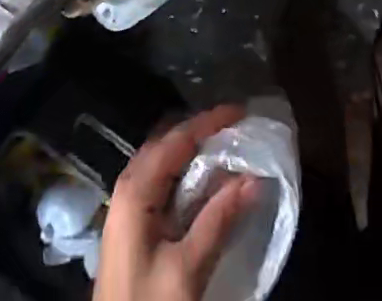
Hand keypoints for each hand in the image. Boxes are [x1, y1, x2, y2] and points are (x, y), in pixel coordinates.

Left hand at [95, 105, 260, 300]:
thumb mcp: (187, 268)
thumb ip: (219, 219)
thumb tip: (253, 177)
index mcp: (136, 188)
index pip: (177, 138)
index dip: (210, 121)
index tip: (243, 112)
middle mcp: (128, 186)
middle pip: (169, 143)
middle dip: (203, 131)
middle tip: (239, 129)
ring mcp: (129, 205)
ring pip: (166, 160)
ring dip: (196, 150)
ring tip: (230, 148)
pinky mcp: (135, 223)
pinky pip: (164, 180)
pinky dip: (188, 171)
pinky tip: (209, 182)